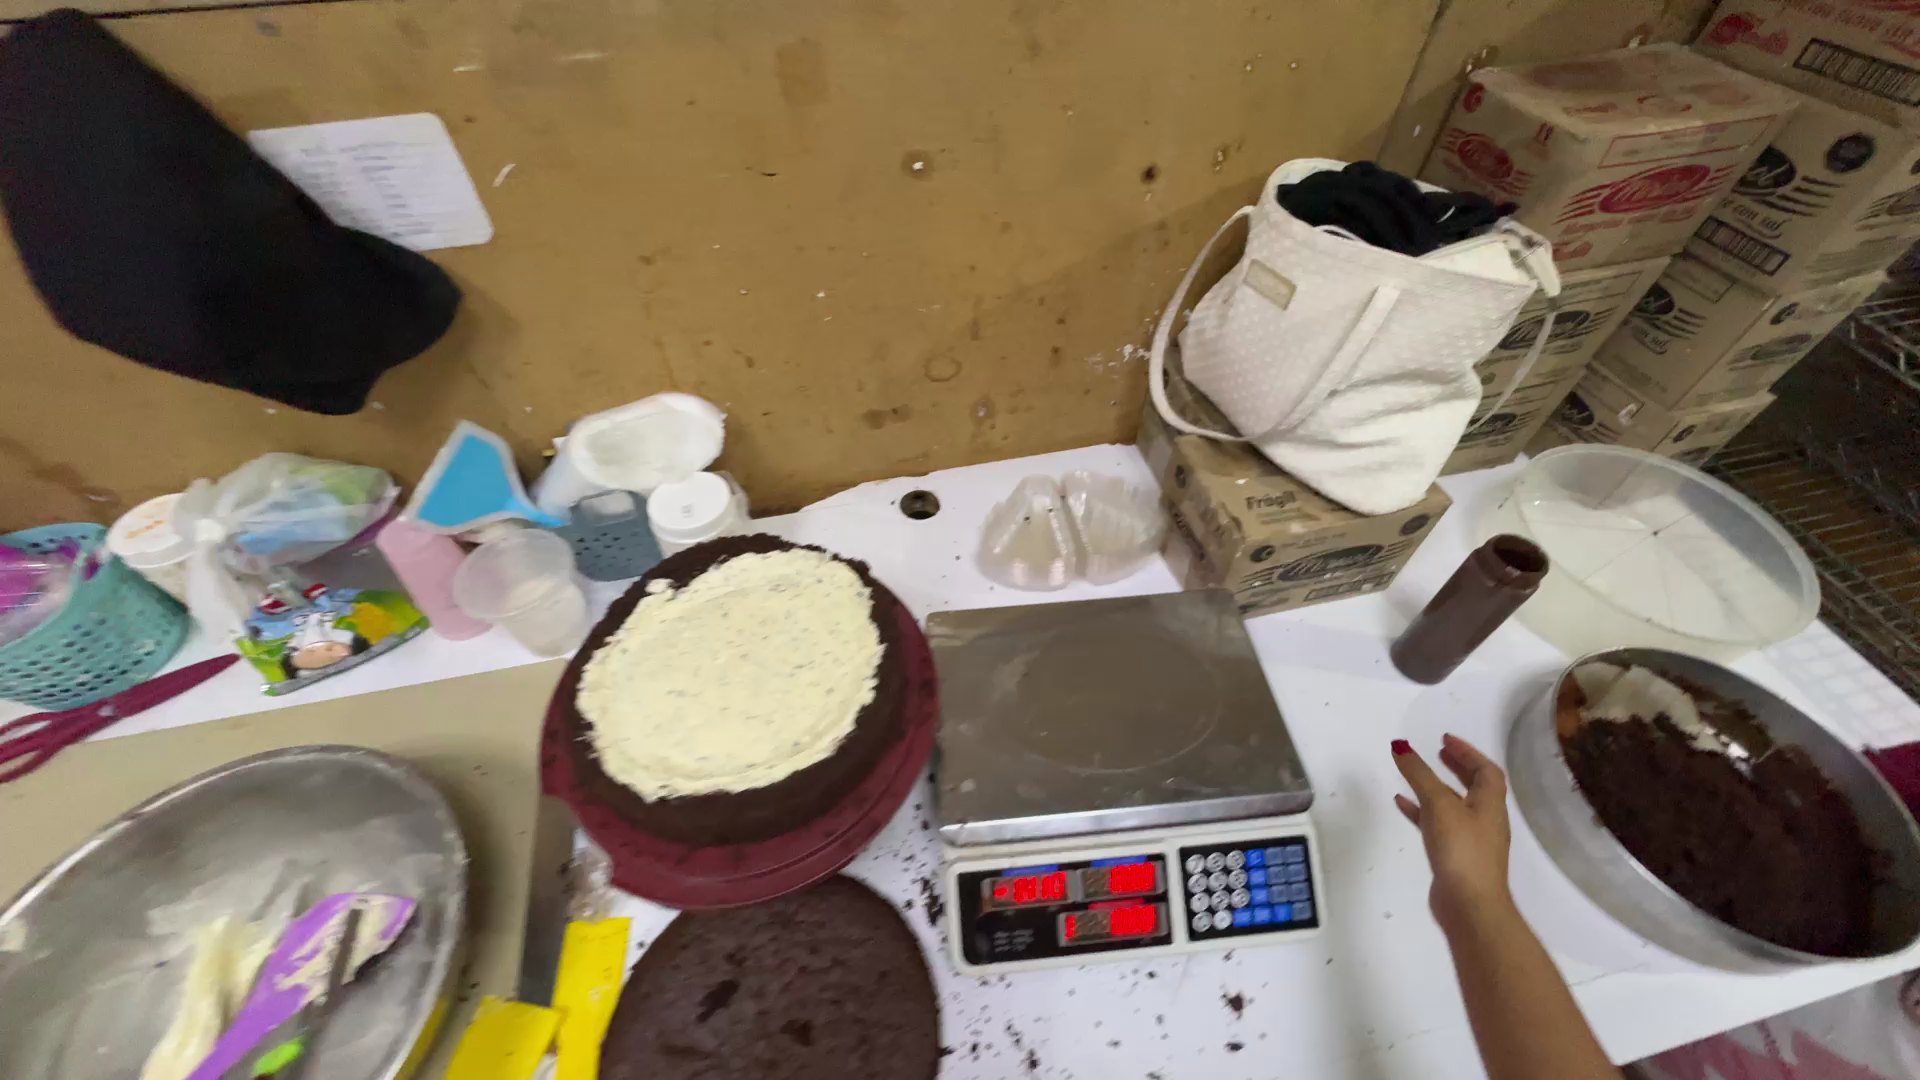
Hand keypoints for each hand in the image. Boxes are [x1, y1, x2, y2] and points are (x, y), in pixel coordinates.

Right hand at [1393, 734, 1514, 936]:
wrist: (1469, 905)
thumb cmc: (1461, 849)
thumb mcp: (1438, 804)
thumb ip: (1418, 774)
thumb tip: (1400, 746)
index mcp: (1489, 805)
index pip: (1487, 771)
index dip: (1468, 752)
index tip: (1445, 739)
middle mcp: (1484, 820)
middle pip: (1475, 787)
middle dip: (1457, 767)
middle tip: (1437, 751)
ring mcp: (1470, 840)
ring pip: (1454, 804)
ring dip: (1437, 786)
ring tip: (1415, 774)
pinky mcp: (1454, 855)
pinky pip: (1437, 823)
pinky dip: (1420, 810)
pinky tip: (1401, 804)